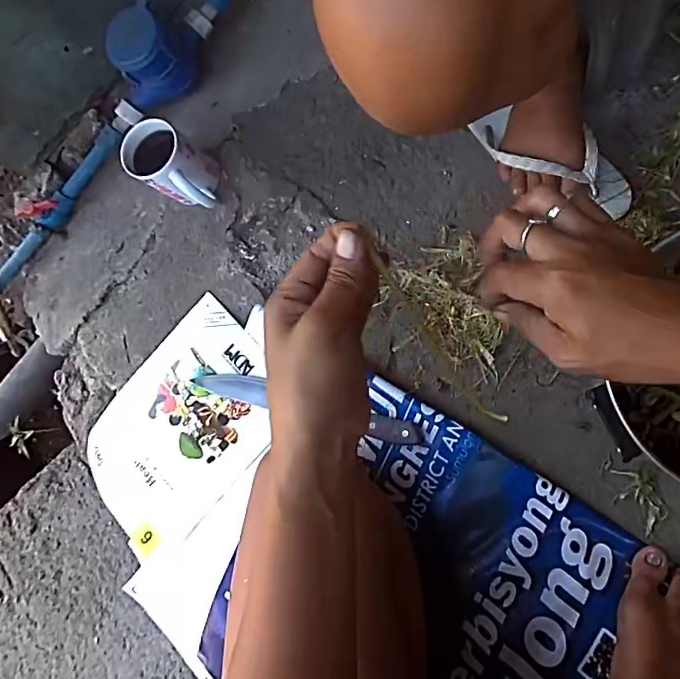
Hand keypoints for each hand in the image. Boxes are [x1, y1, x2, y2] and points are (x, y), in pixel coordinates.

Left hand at [263, 223, 379, 460]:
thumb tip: (353, 236)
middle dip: (360, 259)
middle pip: (333, 268)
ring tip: (390, 275)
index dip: (347, 244)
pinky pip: (355, 309)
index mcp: (289, 299)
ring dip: (367, 277)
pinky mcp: (343, 344)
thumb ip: (342, 284)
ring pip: (347, 288)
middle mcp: (303, 308)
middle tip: (389, 265)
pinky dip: (369, 298)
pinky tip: (383, 294)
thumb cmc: (316, 385)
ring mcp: (324, 327)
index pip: (318, 254)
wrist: (321, 442)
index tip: (380, 249)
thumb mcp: (326, 330)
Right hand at [476, 189, 679, 388]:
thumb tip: (506, 310)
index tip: (490, 303)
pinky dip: (559, 204)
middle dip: (489, 244)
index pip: (500, 275)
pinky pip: (578, 200)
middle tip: (492, 265)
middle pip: (510, 224)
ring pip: (543, 198)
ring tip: (518, 233)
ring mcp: (592, 233)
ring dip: (520, 212)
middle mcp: (566, 249)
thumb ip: (531, 328)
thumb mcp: (571, 356)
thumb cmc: (631, 352)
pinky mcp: (614, 229)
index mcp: (552, 285)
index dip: (485, 289)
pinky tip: (556, 224)